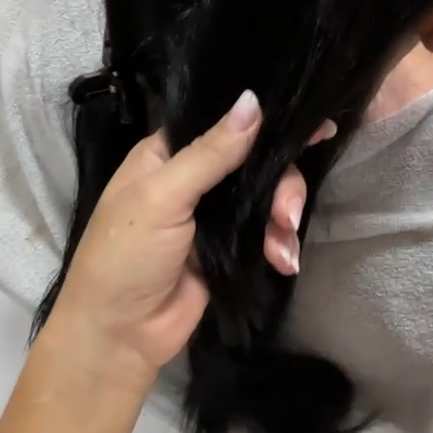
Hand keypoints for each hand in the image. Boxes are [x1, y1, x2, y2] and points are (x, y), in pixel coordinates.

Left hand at [46, 90, 310, 375]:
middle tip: (287, 213)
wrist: (120, 333)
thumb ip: (210, 153)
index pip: (222, 124)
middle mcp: (191, 180)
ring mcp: (210, 218)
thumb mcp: (162, 197)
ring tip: (282, 245)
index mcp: (166, 155)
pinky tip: (283, 261)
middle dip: (280, 185)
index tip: (312, 126)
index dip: (264, 122)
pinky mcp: (226, 252)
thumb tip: (253, 100)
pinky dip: (278, 245)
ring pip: (264, 200)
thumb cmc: (126, 256)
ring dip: (282, 219)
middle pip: (255, 163)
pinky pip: (263, 236)